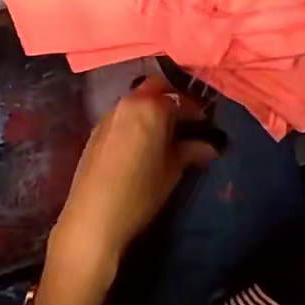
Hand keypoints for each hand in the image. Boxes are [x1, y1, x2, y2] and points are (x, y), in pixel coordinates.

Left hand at [48, 77, 218, 283]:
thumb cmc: (140, 191)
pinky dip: (135, 120)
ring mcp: (108, 115)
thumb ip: (191, 151)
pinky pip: (121, 115)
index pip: (179, 99)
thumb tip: (211, 146)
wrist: (93, 216)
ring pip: (135, 100)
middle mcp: (128, 103)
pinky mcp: (95, 130)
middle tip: (184, 120)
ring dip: (151, 108)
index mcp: (151, 107)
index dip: (195, 109)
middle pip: (154, 88)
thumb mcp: (172, 171)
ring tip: (164, 133)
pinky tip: (141, 143)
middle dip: (171, 99)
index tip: (204, 123)